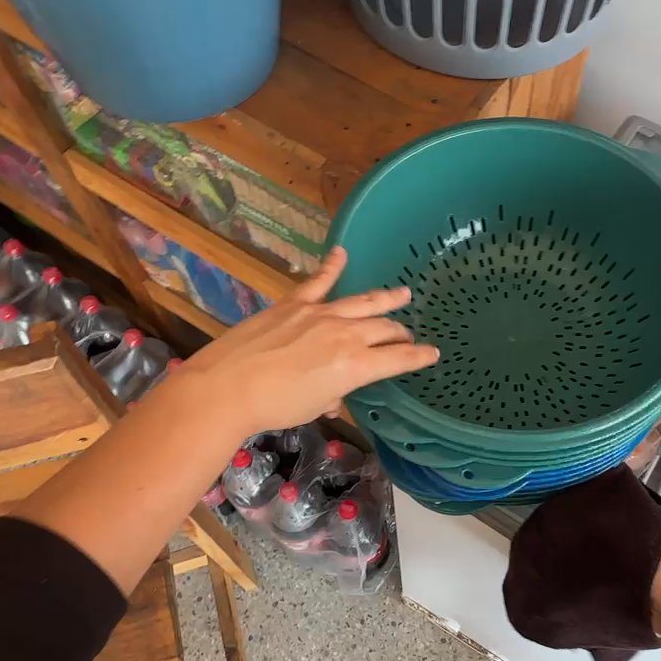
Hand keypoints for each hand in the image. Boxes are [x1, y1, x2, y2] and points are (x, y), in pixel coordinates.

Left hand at [163, 246, 439, 436]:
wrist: (228, 387)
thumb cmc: (276, 406)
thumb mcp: (314, 408)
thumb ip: (333, 396)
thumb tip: (335, 395)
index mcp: (356, 366)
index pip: (399, 359)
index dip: (419, 357)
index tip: (433, 354)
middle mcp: (346, 334)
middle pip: (383, 328)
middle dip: (400, 333)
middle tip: (407, 336)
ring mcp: (320, 314)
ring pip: (363, 302)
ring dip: (386, 298)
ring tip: (403, 294)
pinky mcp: (294, 304)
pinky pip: (319, 281)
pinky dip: (332, 266)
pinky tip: (342, 253)